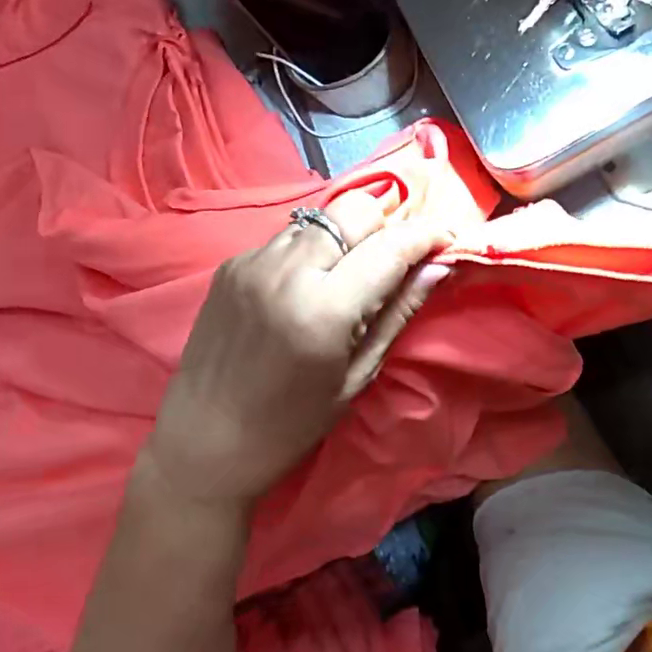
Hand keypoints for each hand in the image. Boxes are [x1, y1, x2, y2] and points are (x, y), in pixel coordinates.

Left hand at [145, 194, 452, 509]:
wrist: (203, 441)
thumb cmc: (292, 423)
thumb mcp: (357, 375)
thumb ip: (399, 312)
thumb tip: (439, 267)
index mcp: (323, 309)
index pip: (389, 246)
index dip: (426, 234)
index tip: (447, 237)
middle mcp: (286, 271)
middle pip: (353, 210)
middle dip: (384, 225)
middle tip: (392, 260)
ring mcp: (252, 262)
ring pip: (320, 219)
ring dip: (345, 237)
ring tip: (345, 277)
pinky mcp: (230, 264)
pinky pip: (286, 238)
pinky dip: (309, 252)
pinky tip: (304, 288)